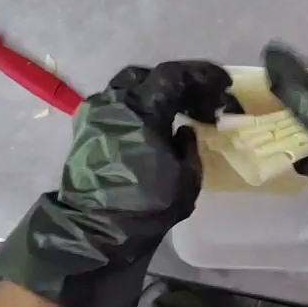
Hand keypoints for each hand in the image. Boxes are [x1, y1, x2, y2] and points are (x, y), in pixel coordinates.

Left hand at [0, 61, 231, 306]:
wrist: (93, 232)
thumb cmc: (144, 207)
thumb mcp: (186, 179)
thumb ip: (189, 145)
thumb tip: (183, 129)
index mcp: (141, 110)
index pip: (174, 74)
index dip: (202, 74)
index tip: (222, 85)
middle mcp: (115, 103)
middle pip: (148, 76)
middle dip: (177, 82)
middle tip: (197, 99)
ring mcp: (95, 115)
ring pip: (127, 88)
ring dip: (154, 94)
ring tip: (175, 112)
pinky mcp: (85, 131)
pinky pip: (115, 106)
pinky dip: (136, 108)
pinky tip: (151, 126)